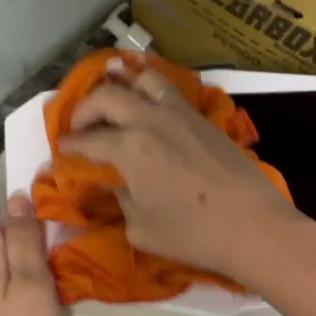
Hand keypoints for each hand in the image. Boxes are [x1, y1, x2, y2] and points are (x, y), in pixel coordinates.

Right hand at [56, 63, 307, 281]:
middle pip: (107, 97)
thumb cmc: (193, 234)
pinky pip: (171, 91)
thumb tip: (116, 183)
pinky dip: (151, 87)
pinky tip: (147, 97)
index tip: (61, 150)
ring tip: (112, 92)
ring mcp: (182, 115)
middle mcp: (152, 120)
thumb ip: (121, 200)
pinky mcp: (205, 120)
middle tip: (79, 125)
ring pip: (144, 80)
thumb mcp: (141, 228)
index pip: (88, 141)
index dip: (70, 146)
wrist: (254, 225)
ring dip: (121, 83)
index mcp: (130, 147)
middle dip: (85, 109)